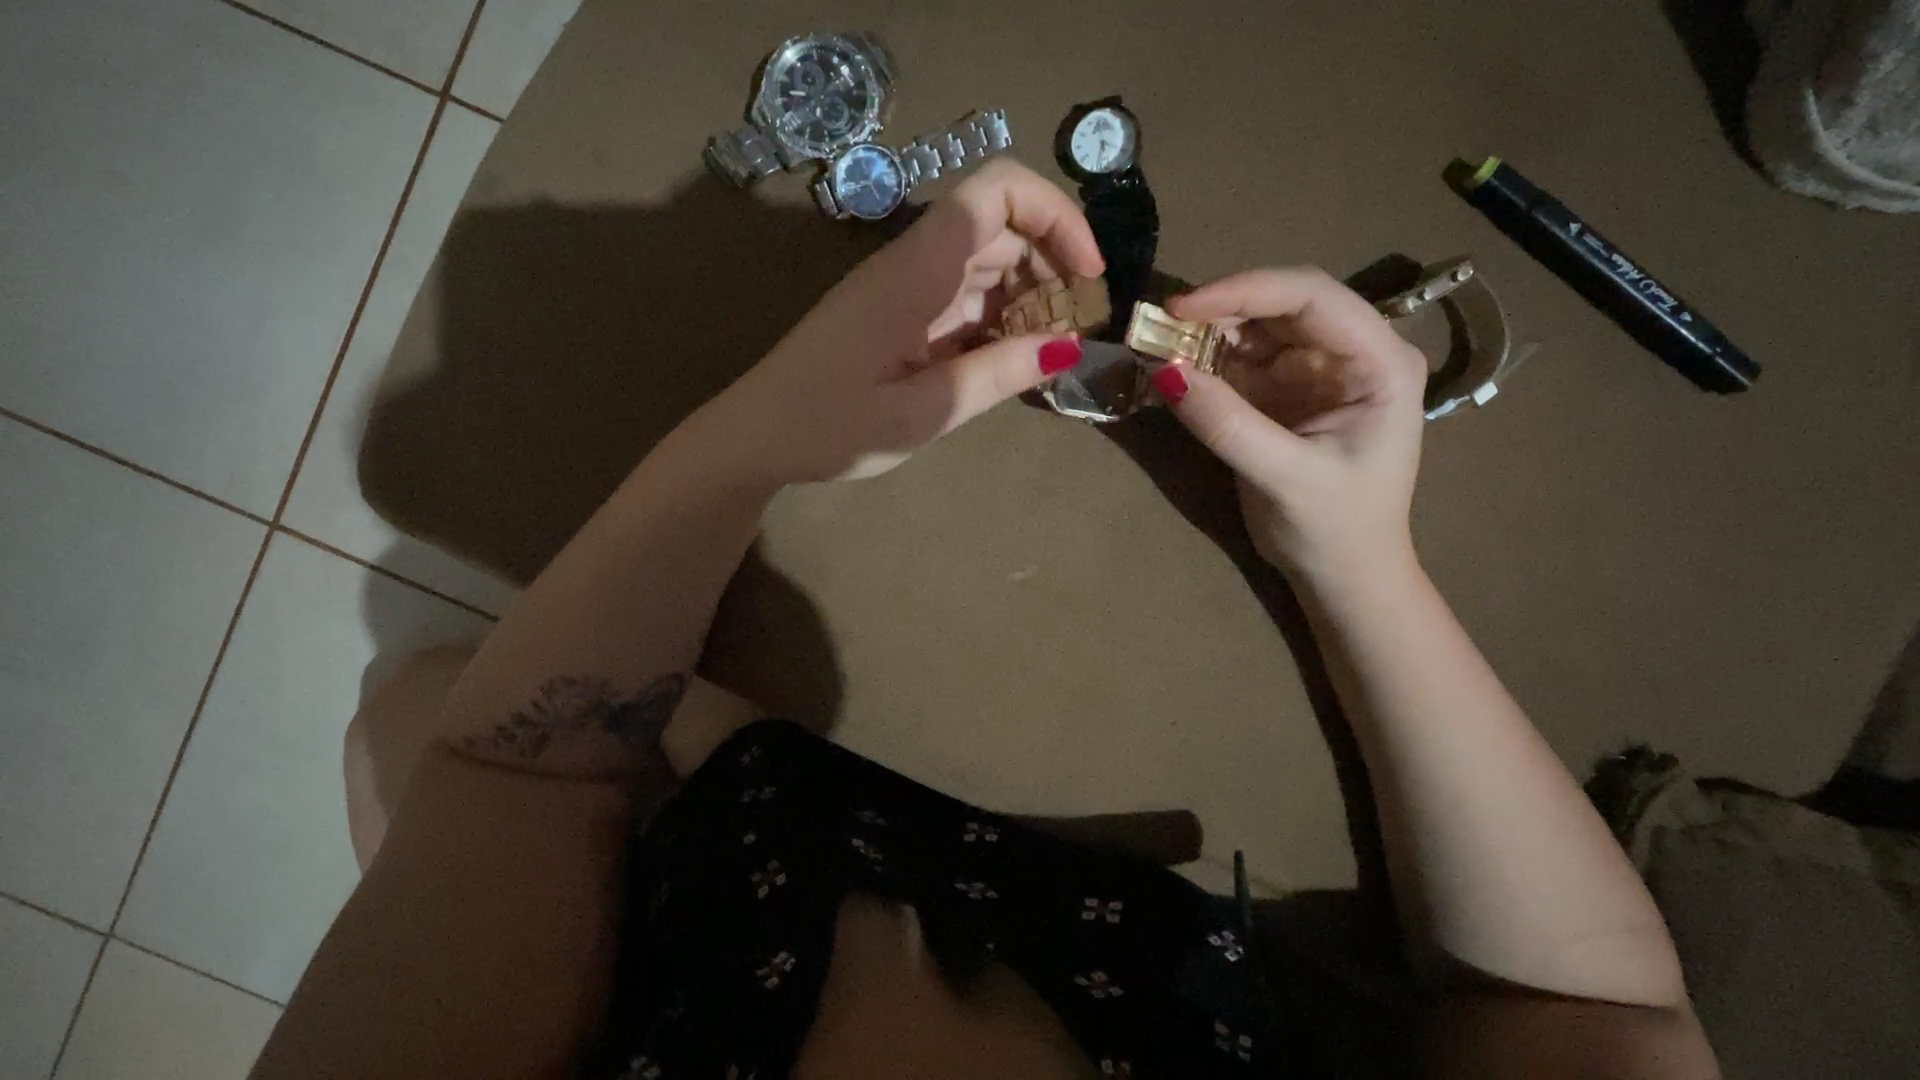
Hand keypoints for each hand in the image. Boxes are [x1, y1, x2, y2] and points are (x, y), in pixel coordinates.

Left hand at [698, 159, 1103, 483]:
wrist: (755, 440)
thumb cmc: (829, 427)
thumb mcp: (923, 412)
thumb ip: (996, 375)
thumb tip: (1068, 347)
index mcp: (915, 272)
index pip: (995, 193)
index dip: (1055, 214)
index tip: (1089, 272)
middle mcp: (913, 266)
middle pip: (1000, 225)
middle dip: (1054, 262)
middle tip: (1083, 324)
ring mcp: (906, 290)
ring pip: (986, 262)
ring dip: (1031, 293)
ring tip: (1059, 346)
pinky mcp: (901, 316)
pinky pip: (965, 298)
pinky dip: (1001, 318)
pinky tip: (1018, 357)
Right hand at [1152, 267, 1427, 583]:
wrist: (1341, 575)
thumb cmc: (1335, 529)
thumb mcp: (1284, 478)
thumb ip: (1227, 424)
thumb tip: (1162, 372)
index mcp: (1380, 362)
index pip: (1313, 298)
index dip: (1246, 290)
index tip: (1182, 307)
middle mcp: (1350, 353)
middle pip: (1281, 305)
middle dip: (1220, 310)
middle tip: (1160, 326)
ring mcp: (1313, 371)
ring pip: (1254, 328)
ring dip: (1205, 334)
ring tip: (1159, 346)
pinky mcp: (1281, 393)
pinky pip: (1238, 361)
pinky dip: (1203, 362)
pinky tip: (1173, 369)